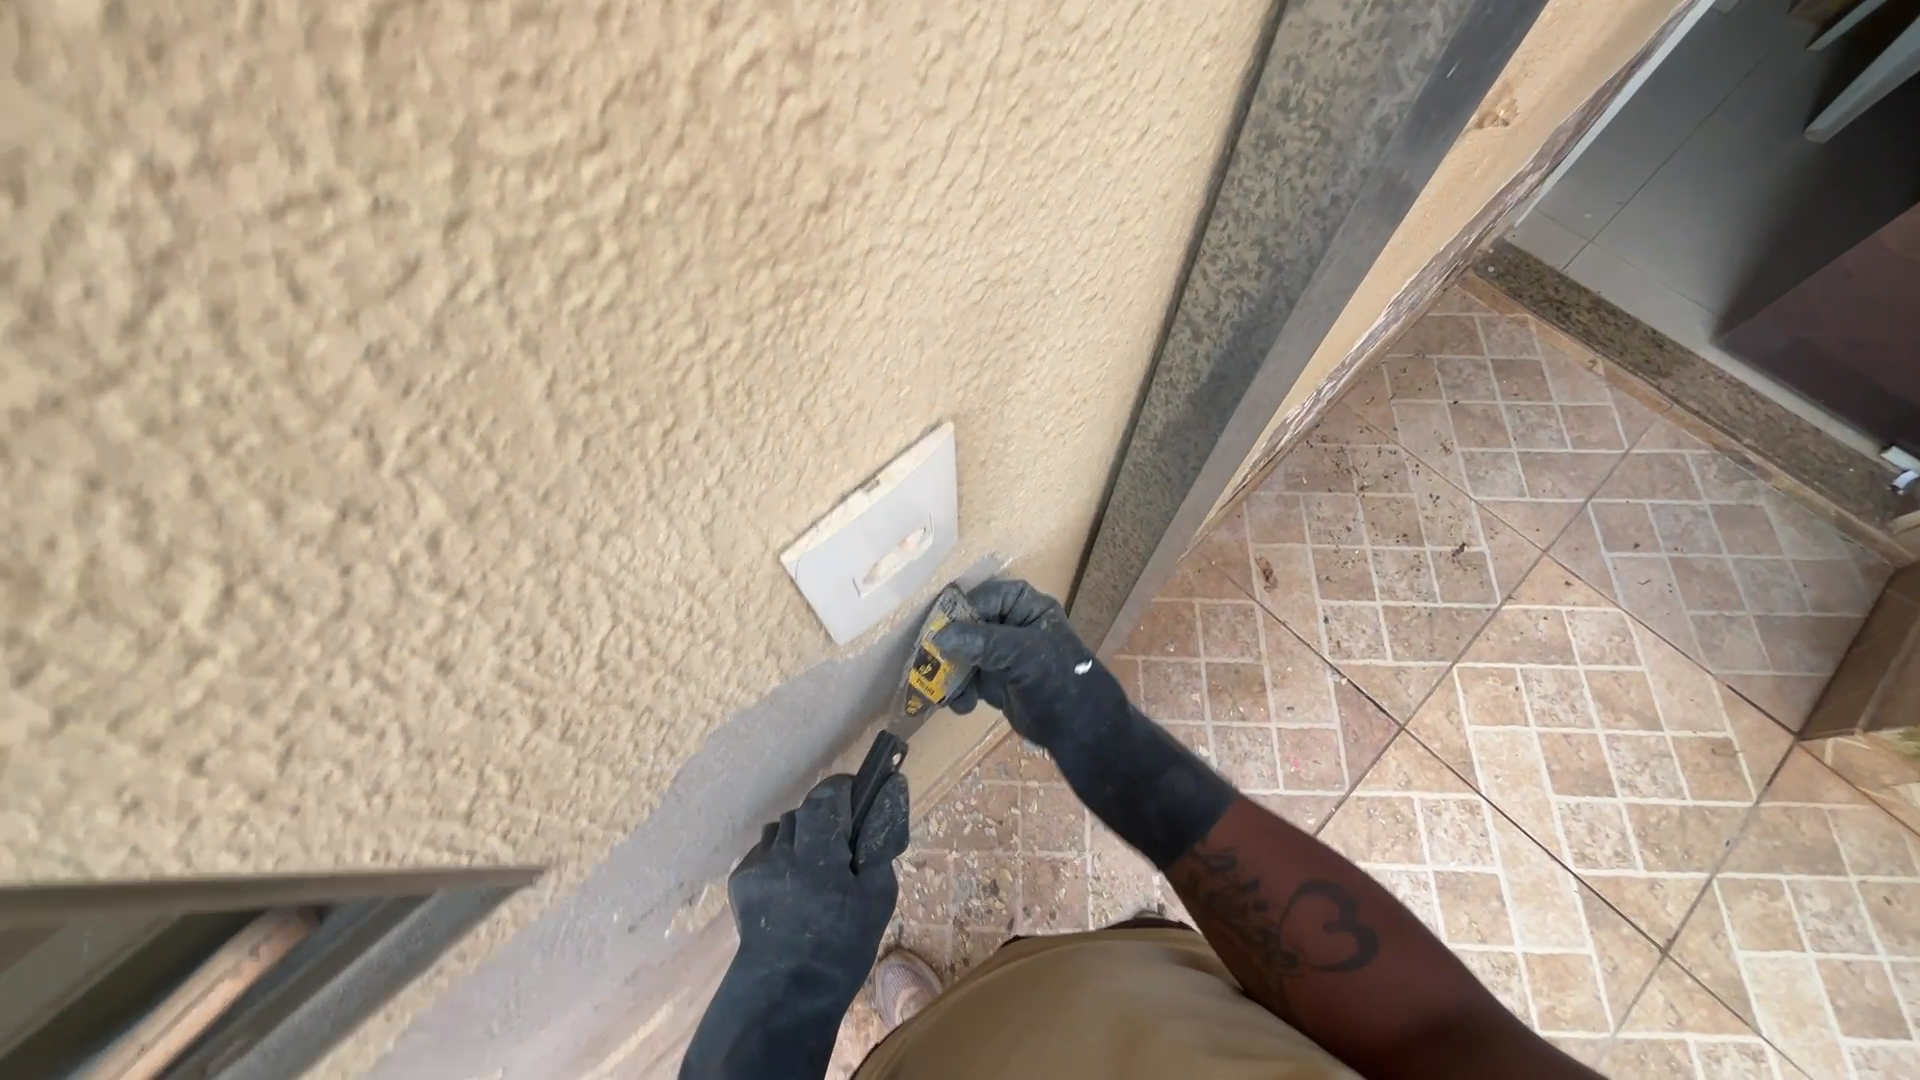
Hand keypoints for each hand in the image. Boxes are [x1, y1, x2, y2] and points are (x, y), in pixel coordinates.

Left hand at [683, 772, 910, 1079]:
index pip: (826, 795)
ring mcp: (757, 865)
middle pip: (804, 811)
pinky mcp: (740, 880)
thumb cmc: (840, 948)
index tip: (855, 798)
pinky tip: (791, 888)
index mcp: (819, 853)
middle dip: (823, 819)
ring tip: (813, 868)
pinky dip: (780, 858)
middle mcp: (784, 850)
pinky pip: (765, 852)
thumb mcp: (877, 898)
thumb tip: (882, 810)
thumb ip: (877, 848)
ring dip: (800, 837)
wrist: (784, 994)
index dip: (843, 791)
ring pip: (782, 829)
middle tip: (839, 846)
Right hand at [931, 579, 1129, 755]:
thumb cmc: (1057, 680)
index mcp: (1026, 606)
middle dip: (949, 647)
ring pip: (963, 655)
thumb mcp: (1022, 654)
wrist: (1079, 730)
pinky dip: (960, 692)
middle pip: (968, 626)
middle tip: (928, 661)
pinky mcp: (996, 681)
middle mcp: (1012, 625)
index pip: (984, 598)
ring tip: (944, 692)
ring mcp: (1002, 654)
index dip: (959, 611)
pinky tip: (962, 706)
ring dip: (951, 674)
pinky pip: (968, 679)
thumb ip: (982, 642)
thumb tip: (939, 636)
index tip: (936, 629)